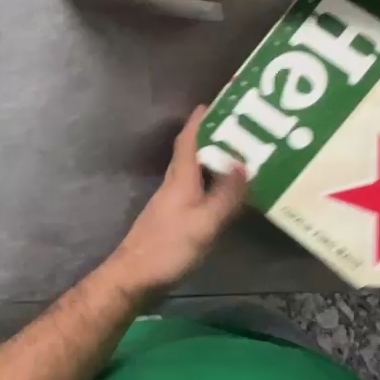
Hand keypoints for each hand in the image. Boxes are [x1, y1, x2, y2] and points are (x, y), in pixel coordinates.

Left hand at [103, 107, 251, 295]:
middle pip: (193, 153)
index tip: (221, 101)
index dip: (202, 119)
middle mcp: (174, 185)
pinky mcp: (173, 220)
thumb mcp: (204, 223)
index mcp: (180, 179)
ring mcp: (172, 203)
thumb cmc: (167, 248)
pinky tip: (227, 194)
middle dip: (215, 137)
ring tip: (244, 157)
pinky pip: (197, 191)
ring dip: (215, 161)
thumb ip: (225, 195)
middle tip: (245, 128)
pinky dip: (213, 185)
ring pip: (195, 172)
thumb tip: (244, 160)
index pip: (189, 139)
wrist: (133, 278)